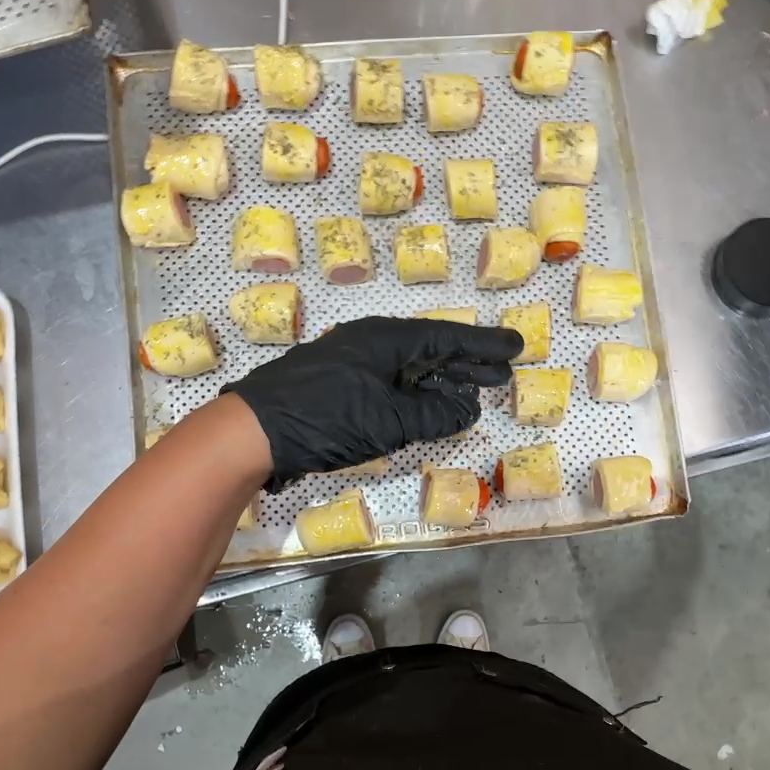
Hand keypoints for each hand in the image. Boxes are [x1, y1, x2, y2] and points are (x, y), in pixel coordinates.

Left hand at [224, 316, 523, 488]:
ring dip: (443, 381)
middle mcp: (370, 344)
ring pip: (409, 368)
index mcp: (385, 339)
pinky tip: (427, 408)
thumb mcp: (388, 421)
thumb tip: (469, 410)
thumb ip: (433, 416)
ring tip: (475, 391)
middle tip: (502, 374)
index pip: (447, 338)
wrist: (255, 432)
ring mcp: (351, 364)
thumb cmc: (326, 418)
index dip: (483, 346)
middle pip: (430, 350)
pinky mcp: (338, 387)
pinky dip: (415, 395)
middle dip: (468, 363)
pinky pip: (391, 384)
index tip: (514, 348)